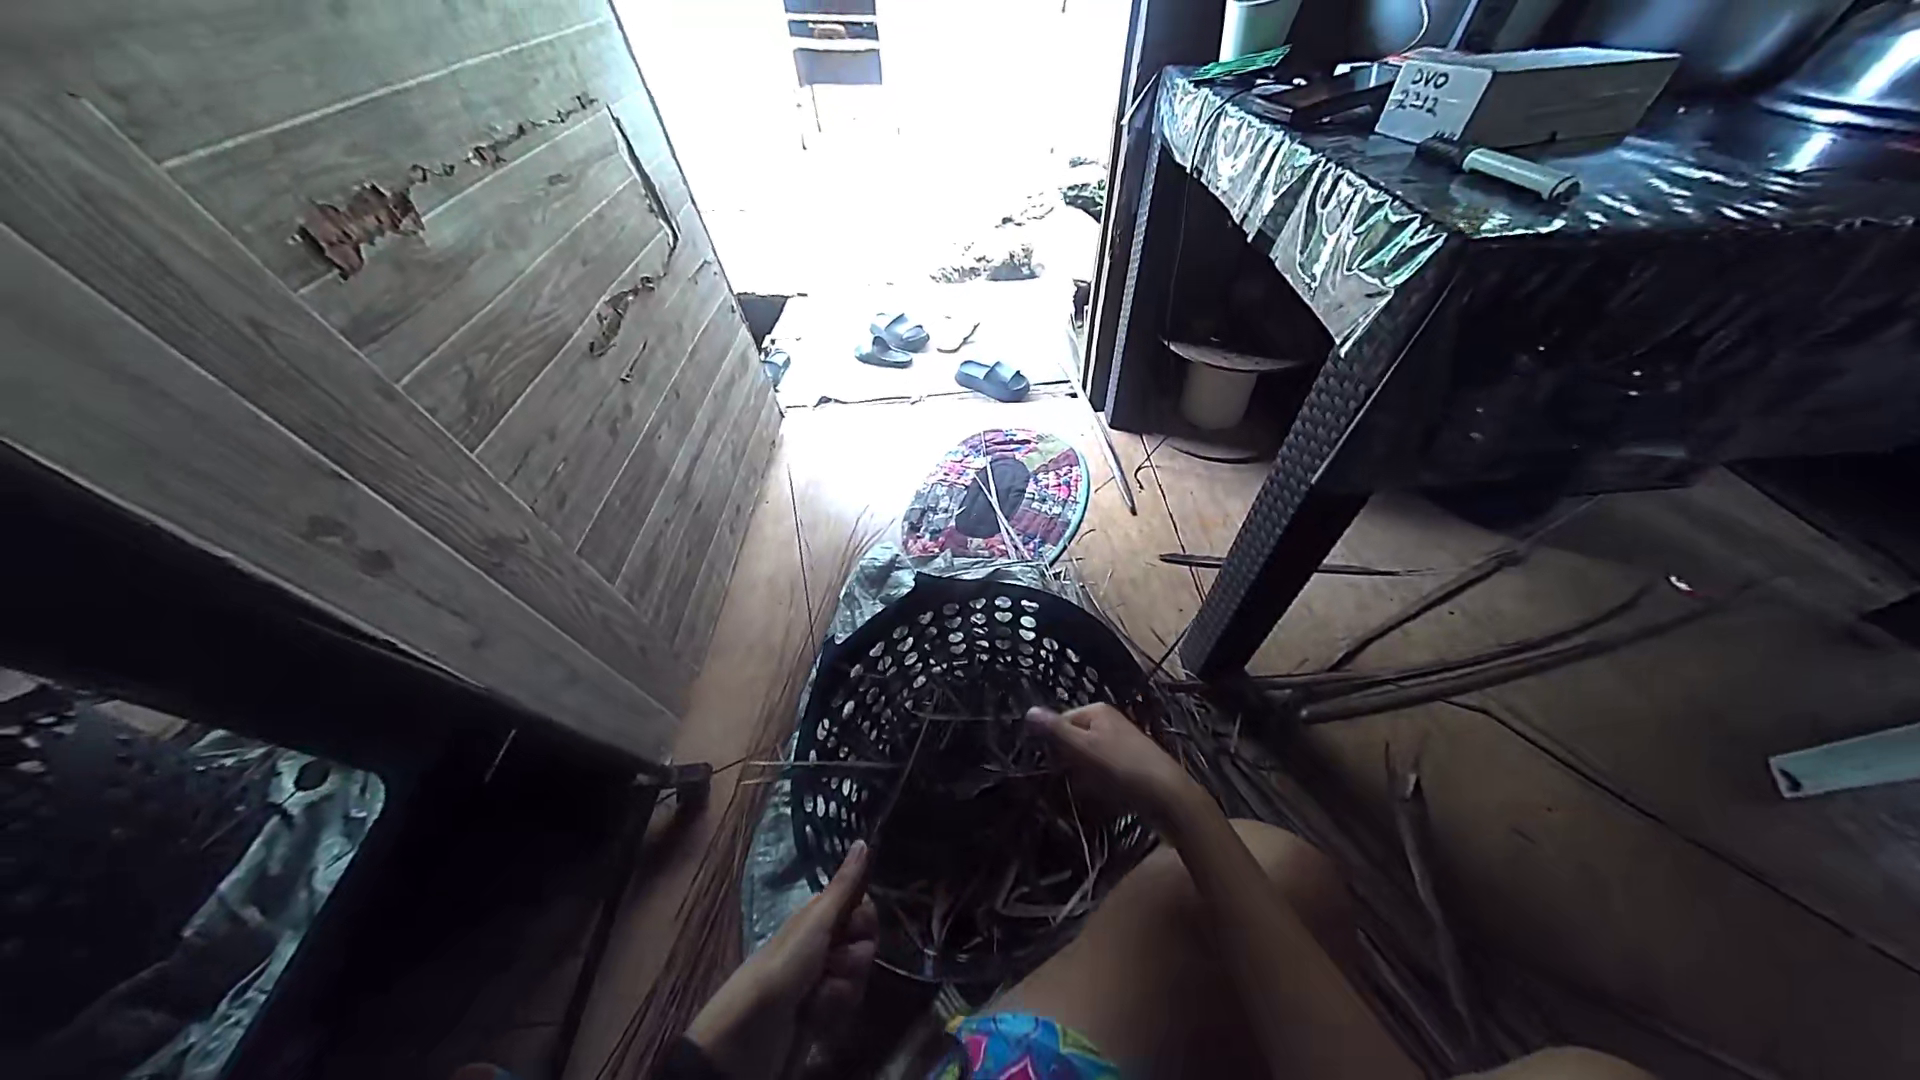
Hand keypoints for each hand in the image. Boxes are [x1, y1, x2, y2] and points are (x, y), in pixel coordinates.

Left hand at [686, 841, 877, 1079]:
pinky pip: (849, 1004)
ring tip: (816, 996)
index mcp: (820, 917)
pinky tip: (815, 1016)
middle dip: (854, 958)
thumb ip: (844, 884)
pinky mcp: (824, 1011)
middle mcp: (824, 943)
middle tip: (830, 964)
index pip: (863, 908)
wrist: (752, 1033)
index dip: (864, 920)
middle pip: (866, 943)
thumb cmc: (784, 965)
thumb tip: (863, 840)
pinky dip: (834, 1010)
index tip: (853, 928)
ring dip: (842, 987)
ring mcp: (824, 978)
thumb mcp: (816, 920)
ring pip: (860, 976)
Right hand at [1026, 704, 1206, 828]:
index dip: (1055, 745)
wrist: (1168, 796)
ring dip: (1085, 777)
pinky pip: (1103, 772)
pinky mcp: (1130, 763)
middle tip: (1079, 779)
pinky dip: (1101, 784)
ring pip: (1087, 760)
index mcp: (1097, 711)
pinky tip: (1107, 796)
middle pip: (1073, 741)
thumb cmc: (1122, 767)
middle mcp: (1109, 721)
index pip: (1060, 722)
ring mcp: (1121, 742)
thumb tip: (1028, 711)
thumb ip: (1055, 730)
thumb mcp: (1083, 748)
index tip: (1059, 765)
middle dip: (1071, 763)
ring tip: (1095, 790)